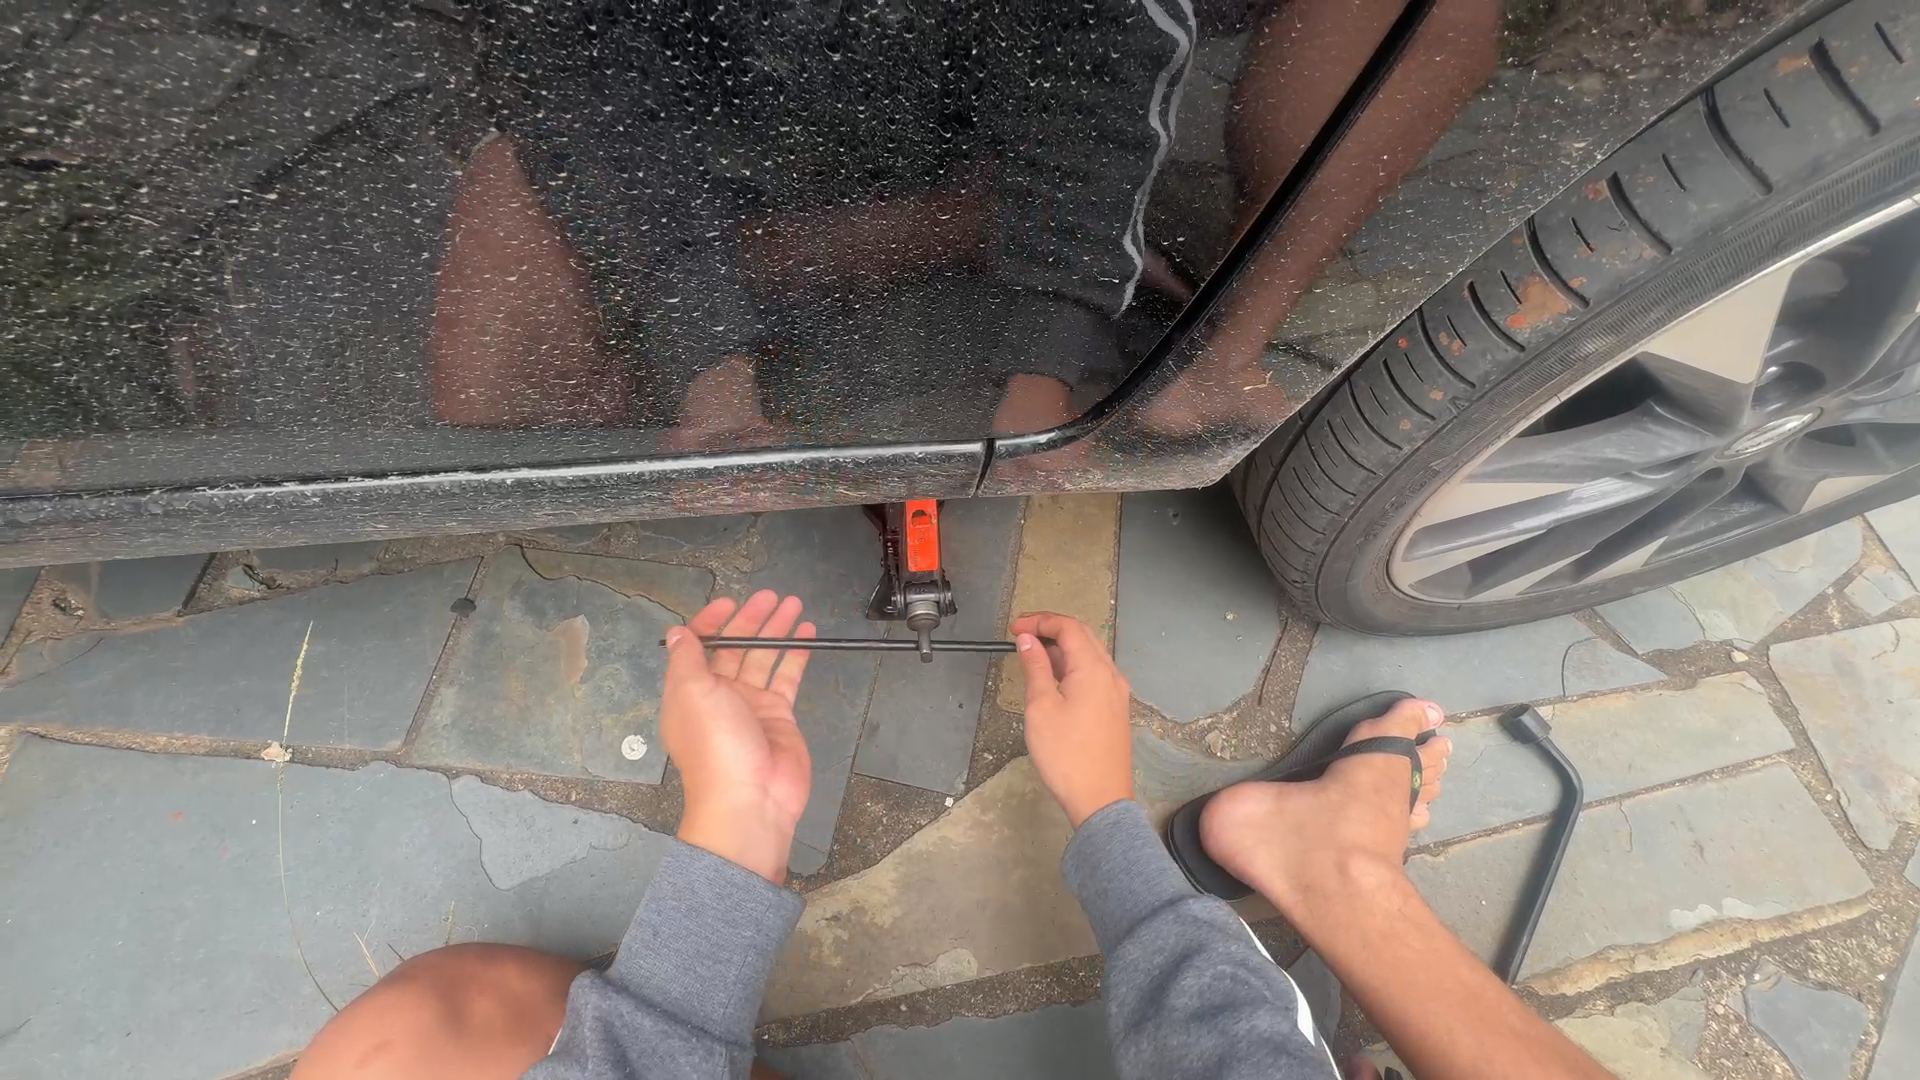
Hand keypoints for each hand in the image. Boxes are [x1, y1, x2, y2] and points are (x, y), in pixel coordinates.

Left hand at [661, 591, 816, 882]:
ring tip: (794, 604)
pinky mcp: (779, 714)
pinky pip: (787, 675)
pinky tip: (808, 632)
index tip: (731, 602)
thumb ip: (686, 659)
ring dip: (777, 630)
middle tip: (773, 595)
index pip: (698, 646)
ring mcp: (751, 704)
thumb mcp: (691, 694)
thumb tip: (676, 631)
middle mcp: (719, 694)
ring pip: (764, 657)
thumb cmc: (716, 743)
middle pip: (735, 647)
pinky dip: (797, 653)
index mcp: (690, 690)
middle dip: (751, 619)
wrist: (750, 799)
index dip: (711, 621)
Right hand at [1010, 612, 1133, 827]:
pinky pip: (1095, 672)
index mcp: (1093, 668)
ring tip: (1032, 653)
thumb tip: (1027, 639)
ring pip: (1090, 653)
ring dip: (1062, 646)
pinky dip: (1072, 664)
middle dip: (1051, 628)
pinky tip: (1054, 676)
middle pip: (1083, 635)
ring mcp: (1116, 691)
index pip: (1068, 627)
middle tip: (1021, 633)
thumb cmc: (1065, 754)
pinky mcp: (1115, 707)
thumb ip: (1035, 666)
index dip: (1039, 621)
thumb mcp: (1041, 706)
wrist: (1100, 799)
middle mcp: (1111, 674)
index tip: (1013, 627)